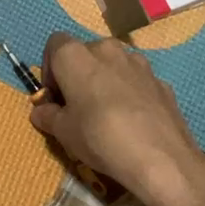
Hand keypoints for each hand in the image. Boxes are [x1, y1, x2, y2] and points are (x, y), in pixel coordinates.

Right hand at [29, 33, 204, 205]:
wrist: (163, 161)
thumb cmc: (101, 138)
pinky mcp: (162, 83)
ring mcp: (139, 64)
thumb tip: (41, 111)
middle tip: (79, 107)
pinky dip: (131, 95)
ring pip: (114, 66)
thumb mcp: (63, 132)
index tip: (55, 97)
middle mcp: (107, 49)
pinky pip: (138, 83)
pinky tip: (134, 123)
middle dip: (79, 74)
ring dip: (107, 81)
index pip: (55, 44)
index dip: (50, 68)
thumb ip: (48, 116)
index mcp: (76, 55)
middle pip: (86, 53)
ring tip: (109, 115)